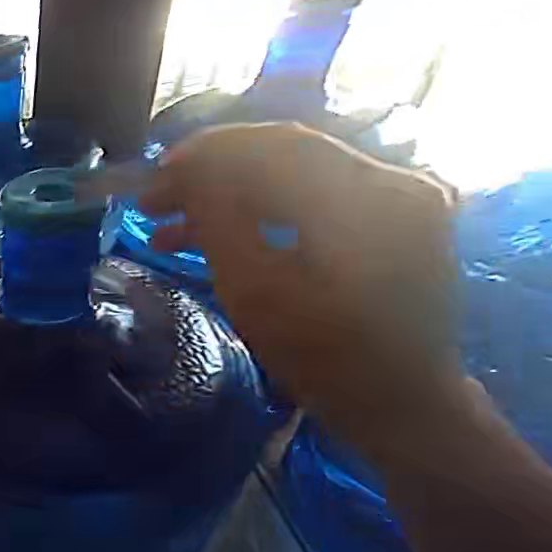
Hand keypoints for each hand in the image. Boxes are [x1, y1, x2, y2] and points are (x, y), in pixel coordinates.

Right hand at [141, 122, 464, 443]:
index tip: (155, 175)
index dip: (206, 156)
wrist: (397, 403)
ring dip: (228, 201)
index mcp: (366, 196)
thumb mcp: (257, 291)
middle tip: (154, 202)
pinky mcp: (386, 221)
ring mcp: (394, 200)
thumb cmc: (324, 359)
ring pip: (291, 181)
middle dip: (211, 177)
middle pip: (283, 158)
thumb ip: (221, 221)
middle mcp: (392, 180)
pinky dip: (261, 216)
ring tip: (169, 231)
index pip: (274, 148)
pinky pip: (309, 203)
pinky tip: (214, 237)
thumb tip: (190, 170)